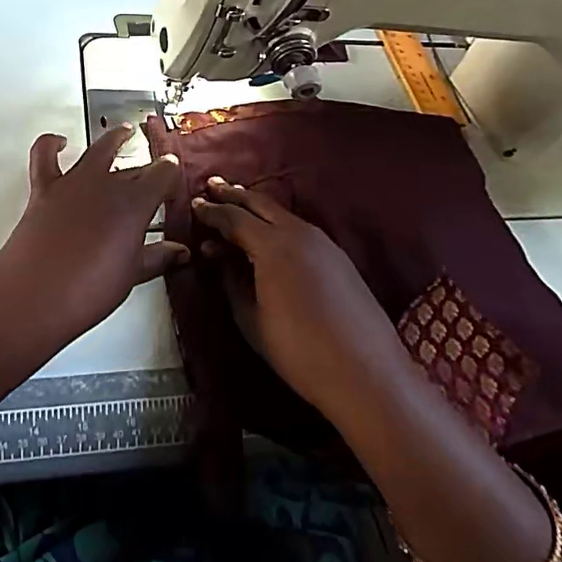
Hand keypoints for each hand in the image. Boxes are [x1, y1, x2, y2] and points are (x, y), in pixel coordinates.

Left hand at [0, 125, 185, 345]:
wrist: (35, 296)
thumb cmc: (85, 290)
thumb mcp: (131, 275)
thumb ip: (157, 257)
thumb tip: (177, 252)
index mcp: (134, 202)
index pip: (163, 174)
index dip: (171, 175)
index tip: (174, 181)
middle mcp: (105, 184)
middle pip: (135, 167)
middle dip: (149, 168)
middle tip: (157, 173)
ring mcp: (73, 183)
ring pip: (98, 150)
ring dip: (112, 139)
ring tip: (122, 132)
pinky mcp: (44, 189)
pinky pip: (45, 155)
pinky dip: (51, 143)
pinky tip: (59, 141)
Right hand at [192, 177, 404, 422]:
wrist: (366, 375)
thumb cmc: (298, 351)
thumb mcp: (250, 318)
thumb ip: (231, 280)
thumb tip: (219, 256)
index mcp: (272, 245)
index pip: (234, 217)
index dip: (211, 211)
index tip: (195, 205)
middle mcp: (299, 233)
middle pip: (260, 203)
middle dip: (234, 194)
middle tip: (213, 185)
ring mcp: (324, 243)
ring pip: (283, 214)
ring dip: (257, 207)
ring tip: (238, 204)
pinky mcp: (339, 258)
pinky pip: (299, 229)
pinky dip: (277, 223)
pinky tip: (270, 233)